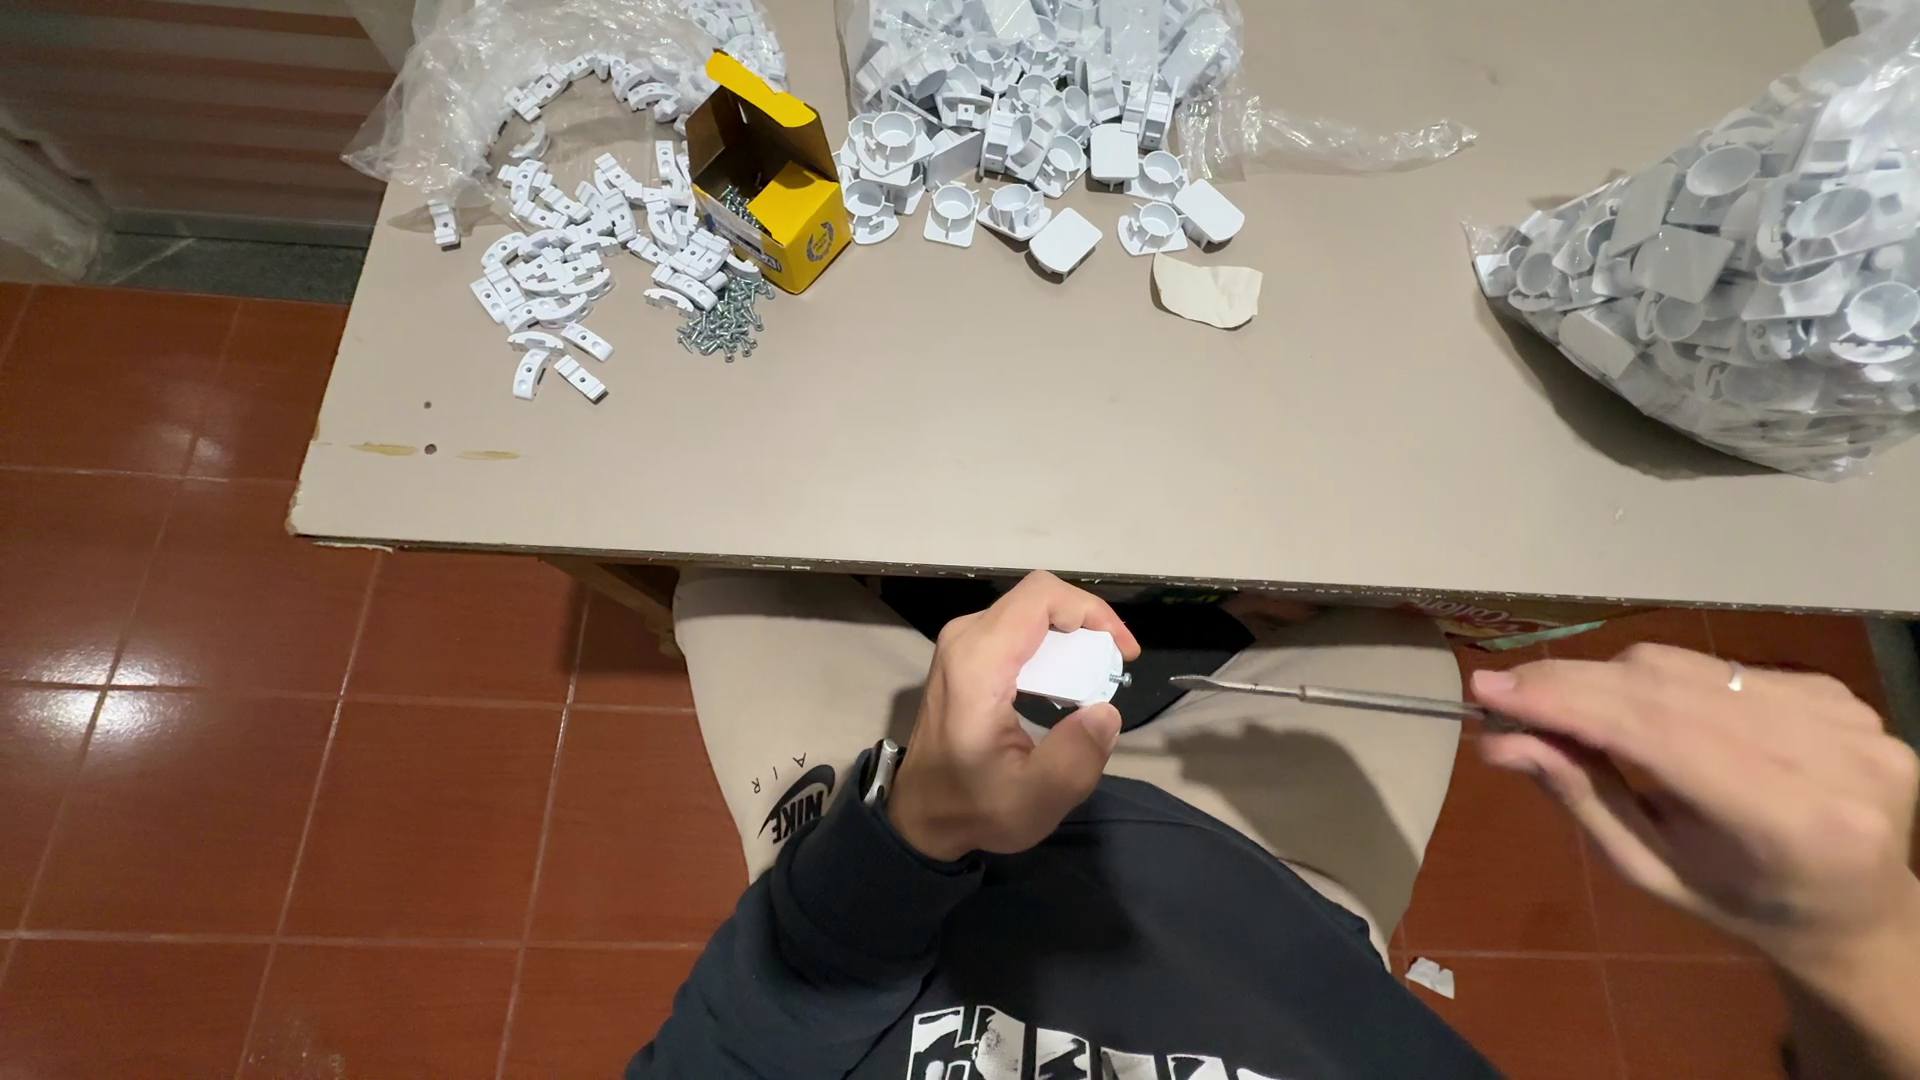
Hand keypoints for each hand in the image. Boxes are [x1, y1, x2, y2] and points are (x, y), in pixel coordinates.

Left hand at [887, 570, 1140, 861]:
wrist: (921, 813)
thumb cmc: (973, 806)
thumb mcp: (1034, 799)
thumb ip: (1076, 756)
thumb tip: (1106, 711)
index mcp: (978, 663)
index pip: (1040, 598)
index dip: (1090, 611)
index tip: (1121, 652)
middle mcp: (965, 638)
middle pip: (1037, 601)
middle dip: (1086, 626)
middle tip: (1111, 671)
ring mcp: (960, 643)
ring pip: (1028, 612)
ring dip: (1069, 638)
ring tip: (1094, 680)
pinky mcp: (963, 654)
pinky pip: (1016, 628)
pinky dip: (1049, 646)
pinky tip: (1065, 683)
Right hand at [1471, 645, 1919, 980]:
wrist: (1858, 910)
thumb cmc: (1737, 900)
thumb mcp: (1644, 865)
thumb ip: (1576, 793)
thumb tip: (1497, 741)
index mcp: (1791, 825)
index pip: (1654, 734)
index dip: (1562, 703)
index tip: (1483, 689)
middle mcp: (1832, 762)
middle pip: (1660, 691)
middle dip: (1564, 684)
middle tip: (1498, 692)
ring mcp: (1845, 721)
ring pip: (1676, 668)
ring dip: (1600, 680)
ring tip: (1564, 706)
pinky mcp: (1838, 695)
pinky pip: (1705, 665)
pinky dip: (1648, 679)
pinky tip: (1642, 709)